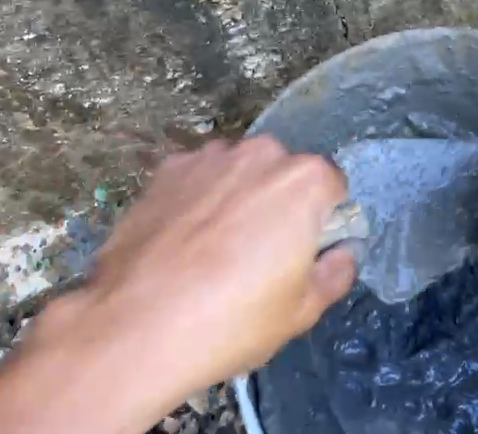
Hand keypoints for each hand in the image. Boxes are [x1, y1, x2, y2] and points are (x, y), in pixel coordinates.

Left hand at [61, 136, 356, 386]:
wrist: (136, 323)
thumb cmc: (230, 319)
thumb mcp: (301, 312)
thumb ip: (335, 274)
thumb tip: (341, 254)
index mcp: (305, 181)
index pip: (332, 186)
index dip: (322, 219)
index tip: (304, 249)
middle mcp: (262, 153)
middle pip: (284, 172)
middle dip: (278, 202)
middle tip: (257, 252)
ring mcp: (212, 155)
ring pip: (239, 171)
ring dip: (236, 196)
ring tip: (213, 248)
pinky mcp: (170, 167)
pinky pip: (198, 177)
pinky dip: (197, 198)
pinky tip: (182, 240)